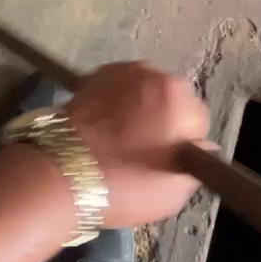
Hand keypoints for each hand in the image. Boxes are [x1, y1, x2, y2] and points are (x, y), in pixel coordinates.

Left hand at [63, 61, 209, 226]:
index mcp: (178, 97)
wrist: (60, 172)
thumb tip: (200, 149)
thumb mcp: (173, 192)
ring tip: (122, 138)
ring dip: (142, 107)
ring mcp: (123, 69)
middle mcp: (154, 73)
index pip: (199, 121)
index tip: (168, 163)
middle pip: (173, 99)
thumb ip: (197, 165)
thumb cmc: (122, 184)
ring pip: (146, 91)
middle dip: (165, 120)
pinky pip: (120, 88)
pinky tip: (105, 126)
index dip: (186, 145)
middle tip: (146, 152)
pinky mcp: (96, 73)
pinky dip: (118, 101)